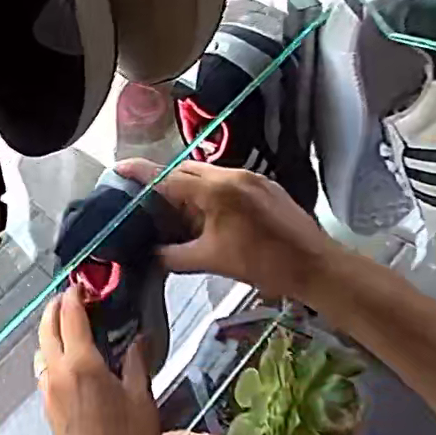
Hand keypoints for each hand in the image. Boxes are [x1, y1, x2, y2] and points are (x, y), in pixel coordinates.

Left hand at [38, 286, 165, 434]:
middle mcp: (57, 374)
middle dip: (56, 308)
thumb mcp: (143, 400)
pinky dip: (52, 358)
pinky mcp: (49, 414)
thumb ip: (137, 362)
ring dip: (51, 333)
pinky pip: (43, 374)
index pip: (69, 315)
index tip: (83, 283)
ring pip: (41, 351)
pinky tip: (72, 364)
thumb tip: (140, 338)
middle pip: (46, 328)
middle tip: (73, 299)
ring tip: (73, 329)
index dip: (75, 295)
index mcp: (81, 364)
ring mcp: (48, 395)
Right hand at [115, 159, 358, 311]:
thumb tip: (149, 254)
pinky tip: (206, 212)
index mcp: (214, 190)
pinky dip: (207, 190)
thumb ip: (173, 255)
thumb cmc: (264, 264)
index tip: (117, 168)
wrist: (318, 266)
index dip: (139, 172)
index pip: (167, 176)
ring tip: (173, 208)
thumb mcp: (212, 261)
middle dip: (162, 180)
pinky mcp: (263, 184)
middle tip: (143, 197)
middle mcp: (230, 174)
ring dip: (186, 186)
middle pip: (184, 169)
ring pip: (205, 173)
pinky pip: (225, 179)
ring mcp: (250, 177)